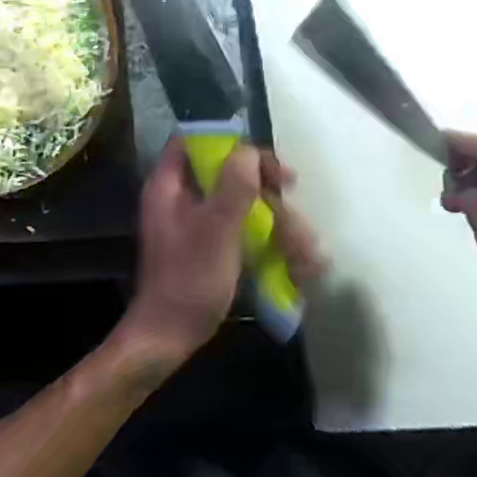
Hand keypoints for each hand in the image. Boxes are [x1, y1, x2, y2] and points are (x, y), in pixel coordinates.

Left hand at [106, 139, 324, 387]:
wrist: (172, 331)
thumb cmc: (189, 277)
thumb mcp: (215, 228)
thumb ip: (232, 186)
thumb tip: (247, 150)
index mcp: (169, 186)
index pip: (194, 144)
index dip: (231, 146)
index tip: (270, 168)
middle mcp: (180, 199)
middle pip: (230, 177)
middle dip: (270, 200)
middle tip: (294, 223)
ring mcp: (197, 225)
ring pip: (247, 209)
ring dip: (281, 229)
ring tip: (306, 257)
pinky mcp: (213, 249)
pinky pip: (247, 234)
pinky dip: (273, 246)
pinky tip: (300, 268)